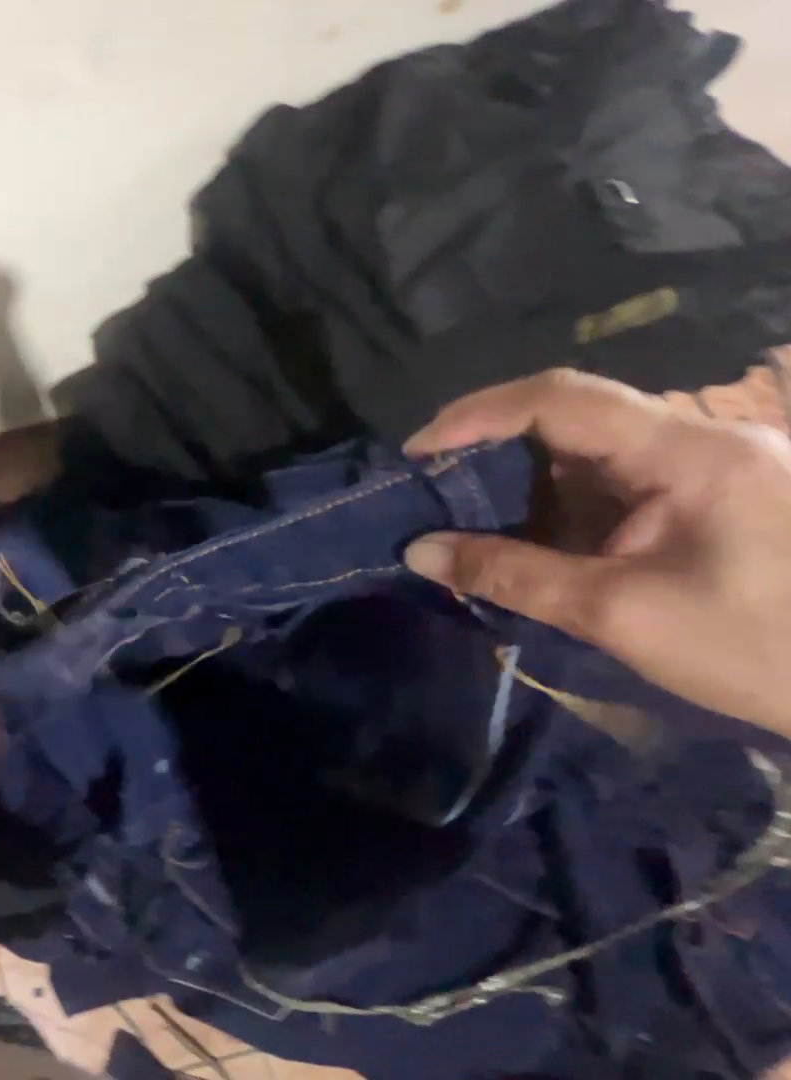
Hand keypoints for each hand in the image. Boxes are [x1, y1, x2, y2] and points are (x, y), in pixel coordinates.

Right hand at [402, 369, 790, 736]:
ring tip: (459, 521)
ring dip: (516, 484)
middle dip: (487, 452)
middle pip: (569, 420)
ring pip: (585, 455)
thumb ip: (510, 576)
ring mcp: (709, 472)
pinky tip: (520, 542)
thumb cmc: (765, 649)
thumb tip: (417, 552)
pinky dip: (552, 509)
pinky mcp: (708, 503)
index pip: (561, 398)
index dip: (475, 414)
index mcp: (691, 454)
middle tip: (427, 490)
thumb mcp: (618, 614)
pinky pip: (610, 486)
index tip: (415, 454)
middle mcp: (702, 444)